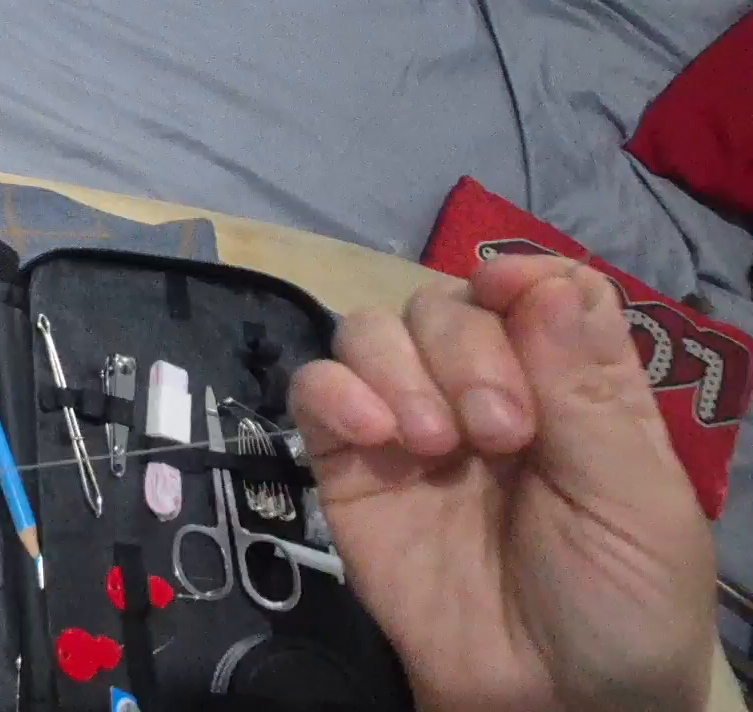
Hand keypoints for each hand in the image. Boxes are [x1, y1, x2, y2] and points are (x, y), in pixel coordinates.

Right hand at [292, 256, 714, 711]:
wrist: (530, 692)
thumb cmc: (614, 604)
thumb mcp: (635, 507)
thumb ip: (590, 392)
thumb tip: (550, 277)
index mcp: (562, 389)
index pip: (531, 292)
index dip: (519, 277)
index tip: (509, 291)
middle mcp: (473, 386)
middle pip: (439, 305)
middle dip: (464, 354)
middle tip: (496, 434)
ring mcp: (397, 414)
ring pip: (367, 330)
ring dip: (395, 371)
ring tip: (428, 444)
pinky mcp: (337, 447)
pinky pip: (312, 383)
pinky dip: (334, 392)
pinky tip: (371, 437)